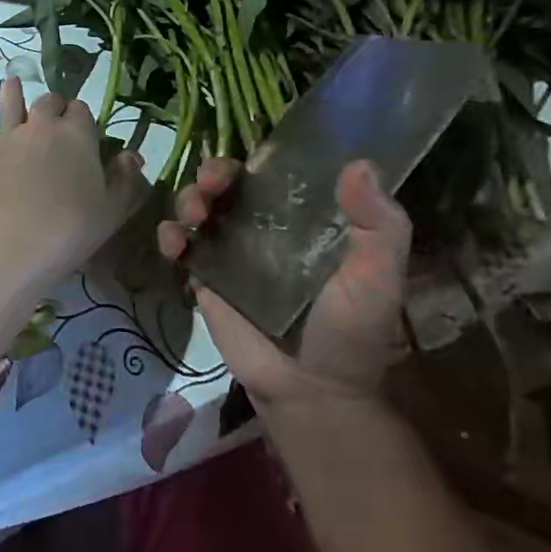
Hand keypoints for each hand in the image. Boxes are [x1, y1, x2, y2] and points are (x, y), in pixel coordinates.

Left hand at [0, 77, 145, 281]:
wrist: (16, 243)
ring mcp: (9, 137)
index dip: (83, 120)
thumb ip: (124, 178)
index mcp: (77, 134)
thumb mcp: (112, 207)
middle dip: (54, 105)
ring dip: (12, 93)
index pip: (82, 111)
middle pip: (49, 102)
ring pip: (11, 104)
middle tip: (56, 118)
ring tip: (11, 81)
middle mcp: (42, 126)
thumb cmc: (73, 227)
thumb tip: (131, 156)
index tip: (86, 136)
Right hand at [159, 158, 410, 410]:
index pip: (275, 173)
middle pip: (229, 184)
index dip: (257, 157)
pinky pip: (181, 247)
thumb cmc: (351, 333)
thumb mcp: (377, 279)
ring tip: (195, 213)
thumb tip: (361, 165)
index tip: (247, 157)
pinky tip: (174, 242)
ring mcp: (231, 251)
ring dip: (189, 198)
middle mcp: (264, 227)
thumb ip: (379, 226)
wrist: (311, 394)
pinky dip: (170, 236)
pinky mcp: (206, 278)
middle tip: (211, 181)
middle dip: (213, 173)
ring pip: (200, 207)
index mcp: (304, 218)